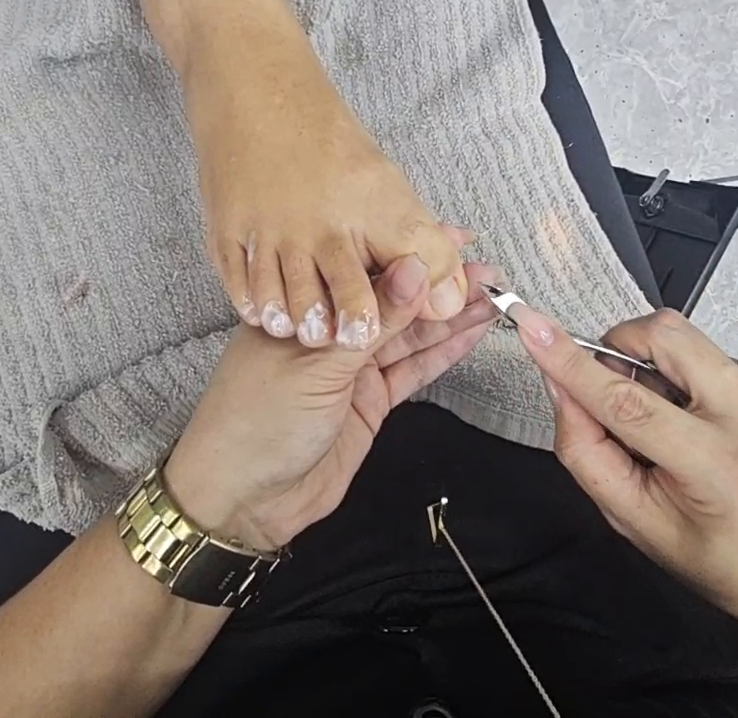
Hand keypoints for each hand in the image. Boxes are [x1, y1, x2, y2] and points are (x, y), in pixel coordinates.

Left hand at [163, 258, 502, 550]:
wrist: (243, 499)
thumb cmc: (259, 419)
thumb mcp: (318, 364)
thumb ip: (375, 320)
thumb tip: (416, 265)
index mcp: (309, 306)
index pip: (370, 270)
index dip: (415, 252)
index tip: (457, 238)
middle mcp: (334, 330)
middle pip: (397, 303)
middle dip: (442, 287)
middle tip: (489, 272)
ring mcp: (353, 368)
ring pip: (411, 336)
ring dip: (450, 318)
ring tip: (494, 299)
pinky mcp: (369, 401)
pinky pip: (412, 370)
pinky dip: (442, 354)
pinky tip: (472, 335)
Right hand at [183, 34, 470, 350]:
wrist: (253, 86)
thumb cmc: (324, 135)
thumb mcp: (385, 181)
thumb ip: (421, 243)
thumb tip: (453, 300)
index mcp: (370, 208)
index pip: (411, 277)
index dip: (418, 308)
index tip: (410, 316)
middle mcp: (319, 226)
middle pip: (349, 308)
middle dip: (356, 332)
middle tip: (351, 336)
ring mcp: (269, 231)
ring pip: (291, 309)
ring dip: (304, 326)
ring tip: (310, 331)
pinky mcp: (226, 231)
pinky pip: (242, 290)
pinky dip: (258, 307)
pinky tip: (269, 310)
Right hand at [509, 305, 737, 617]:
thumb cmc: (706, 547)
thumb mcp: (629, 518)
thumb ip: (584, 448)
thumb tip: (557, 381)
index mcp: (719, 470)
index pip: (629, 403)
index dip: (572, 362)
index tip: (533, 327)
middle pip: (664, 338)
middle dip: (618, 349)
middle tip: (611, 392)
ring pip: (679, 334)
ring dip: (646, 362)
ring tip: (655, 413)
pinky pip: (697, 347)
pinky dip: (673, 370)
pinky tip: (686, 414)